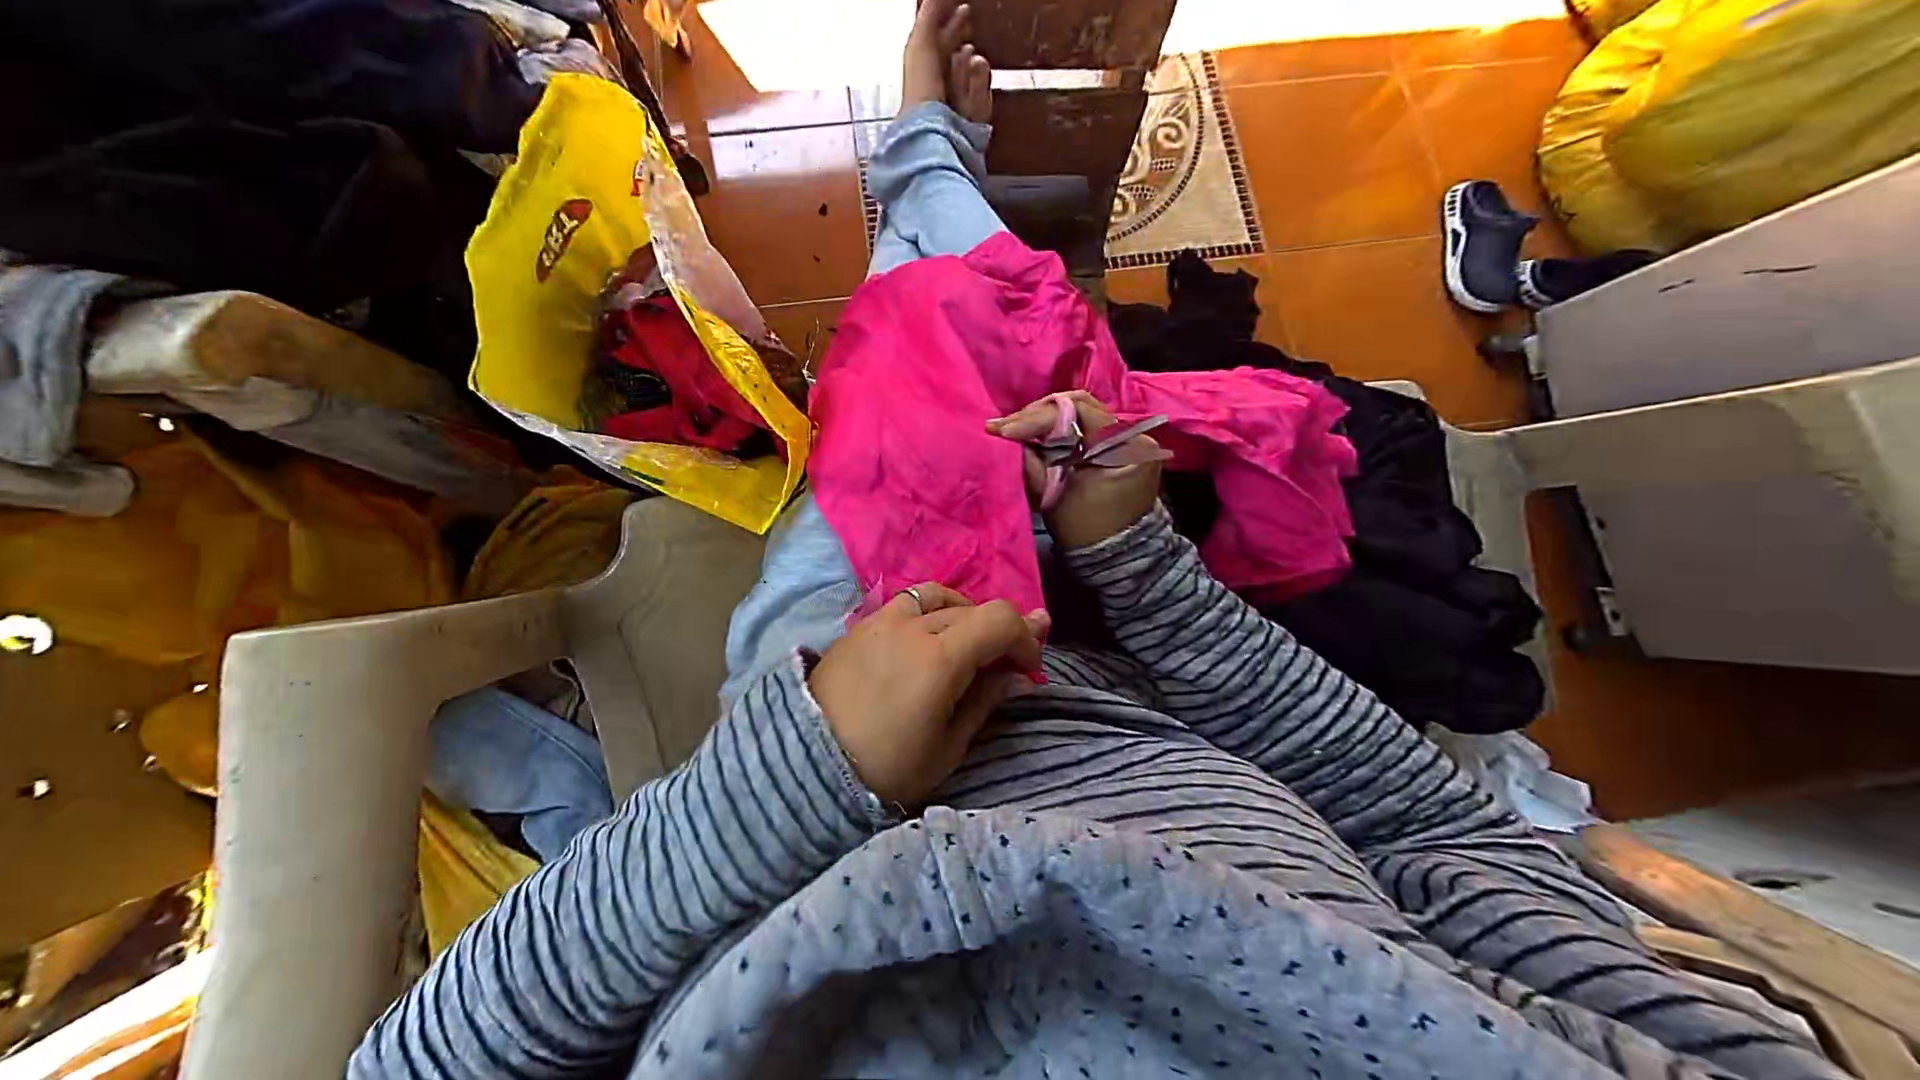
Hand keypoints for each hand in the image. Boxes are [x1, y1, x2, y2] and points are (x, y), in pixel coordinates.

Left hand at [808, 583, 1047, 806]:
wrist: (805, 767)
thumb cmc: (885, 768)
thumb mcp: (947, 748)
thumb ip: (985, 700)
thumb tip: (1015, 674)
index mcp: (940, 658)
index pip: (1000, 620)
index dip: (1025, 638)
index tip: (1028, 668)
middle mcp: (912, 626)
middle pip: (973, 609)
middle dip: (999, 632)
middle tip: (1002, 665)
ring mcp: (881, 620)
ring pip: (937, 596)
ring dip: (962, 613)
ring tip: (964, 641)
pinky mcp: (859, 626)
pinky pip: (905, 603)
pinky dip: (928, 612)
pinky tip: (924, 639)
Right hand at [987, 391, 1163, 548]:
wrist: (1117, 557)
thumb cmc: (1086, 532)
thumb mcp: (1054, 498)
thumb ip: (1033, 462)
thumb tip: (1010, 436)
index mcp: (1126, 446)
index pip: (1078, 411)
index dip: (1036, 417)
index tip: (1003, 430)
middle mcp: (1134, 434)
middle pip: (1079, 404)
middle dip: (1038, 414)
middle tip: (1005, 427)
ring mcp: (1128, 437)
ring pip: (1081, 411)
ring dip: (1046, 418)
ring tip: (1013, 428)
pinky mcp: (1118, 444)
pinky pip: (1085, 425)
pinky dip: (1058, 427)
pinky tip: (1032, 433)